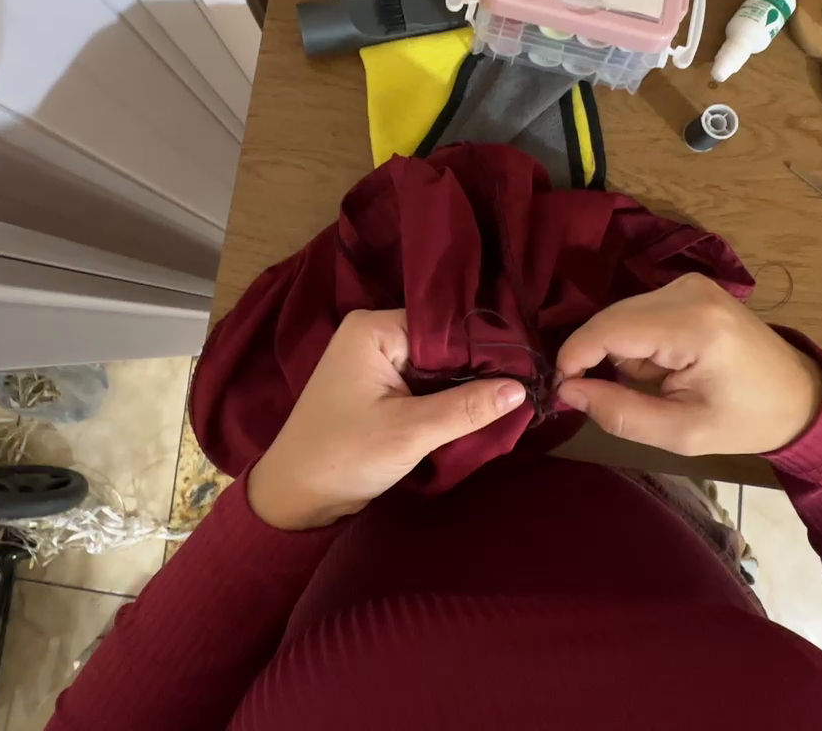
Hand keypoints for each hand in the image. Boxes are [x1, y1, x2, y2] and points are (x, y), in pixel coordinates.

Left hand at [247, 309, 527, 529]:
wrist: (295, 497)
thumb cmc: (345, 455)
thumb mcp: (410, 431)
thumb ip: (466, 407)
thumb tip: (520, 387)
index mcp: (374, 328)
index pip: (444, 324)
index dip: (484, 346)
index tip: (525, 367)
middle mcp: (374, 333)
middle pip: (442, 343)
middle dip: (476, 368)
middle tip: (524, 386)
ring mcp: (375, 360)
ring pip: (436, 364)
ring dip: (463, 385)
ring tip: (511, 397)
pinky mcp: (379, 385)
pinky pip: (422, 381)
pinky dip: (445, 397)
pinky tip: (479, 408)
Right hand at [554, 274, 821, 455]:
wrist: (800, 397)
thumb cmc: (745, 421)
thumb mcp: (680, 433)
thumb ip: (618, 413)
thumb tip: (566, 389)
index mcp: (692, 327)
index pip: (609, 329)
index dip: (575, 355)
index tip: (561, 389)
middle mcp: (687, 291)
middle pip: (610, 318)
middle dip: (599, 357)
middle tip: (610, 397)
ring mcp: (688, 283)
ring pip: (620, 313)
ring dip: (620, 350)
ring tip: (651, 383)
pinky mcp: (687, 285)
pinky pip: (637, 310)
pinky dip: (635, 339)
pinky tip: (659, 365)